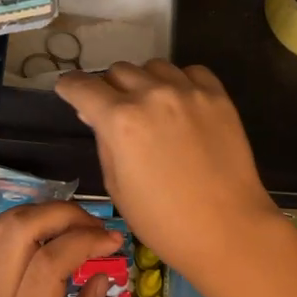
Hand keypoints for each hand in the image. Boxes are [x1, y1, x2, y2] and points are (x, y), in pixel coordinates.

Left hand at [0, 202, 118, 296]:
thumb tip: (101, 280)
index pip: (49, 263)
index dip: (85, 240)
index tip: (113, 242)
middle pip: (22, 229)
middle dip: (65, 214)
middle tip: (96, 227)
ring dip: (40, 212)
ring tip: (70, 226)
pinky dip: (13, 221)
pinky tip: (36, 235)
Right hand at [56, 60, 278, 273]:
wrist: (227, 229)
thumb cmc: (163, 221)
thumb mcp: (117, 186)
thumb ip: (104, 142)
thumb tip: (95, 114)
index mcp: (121, 120)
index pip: (83, 86)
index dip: (70, 87)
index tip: (69, 90)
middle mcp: (152, 95)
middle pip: (119, 71)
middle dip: (109, 88)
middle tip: (114, 111)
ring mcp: (188, 91)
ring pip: (154, 66)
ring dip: (144, 82)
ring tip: (151, 107)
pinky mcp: (217, 95)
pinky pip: (191, 72)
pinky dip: (180, 82)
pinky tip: (182, 104)